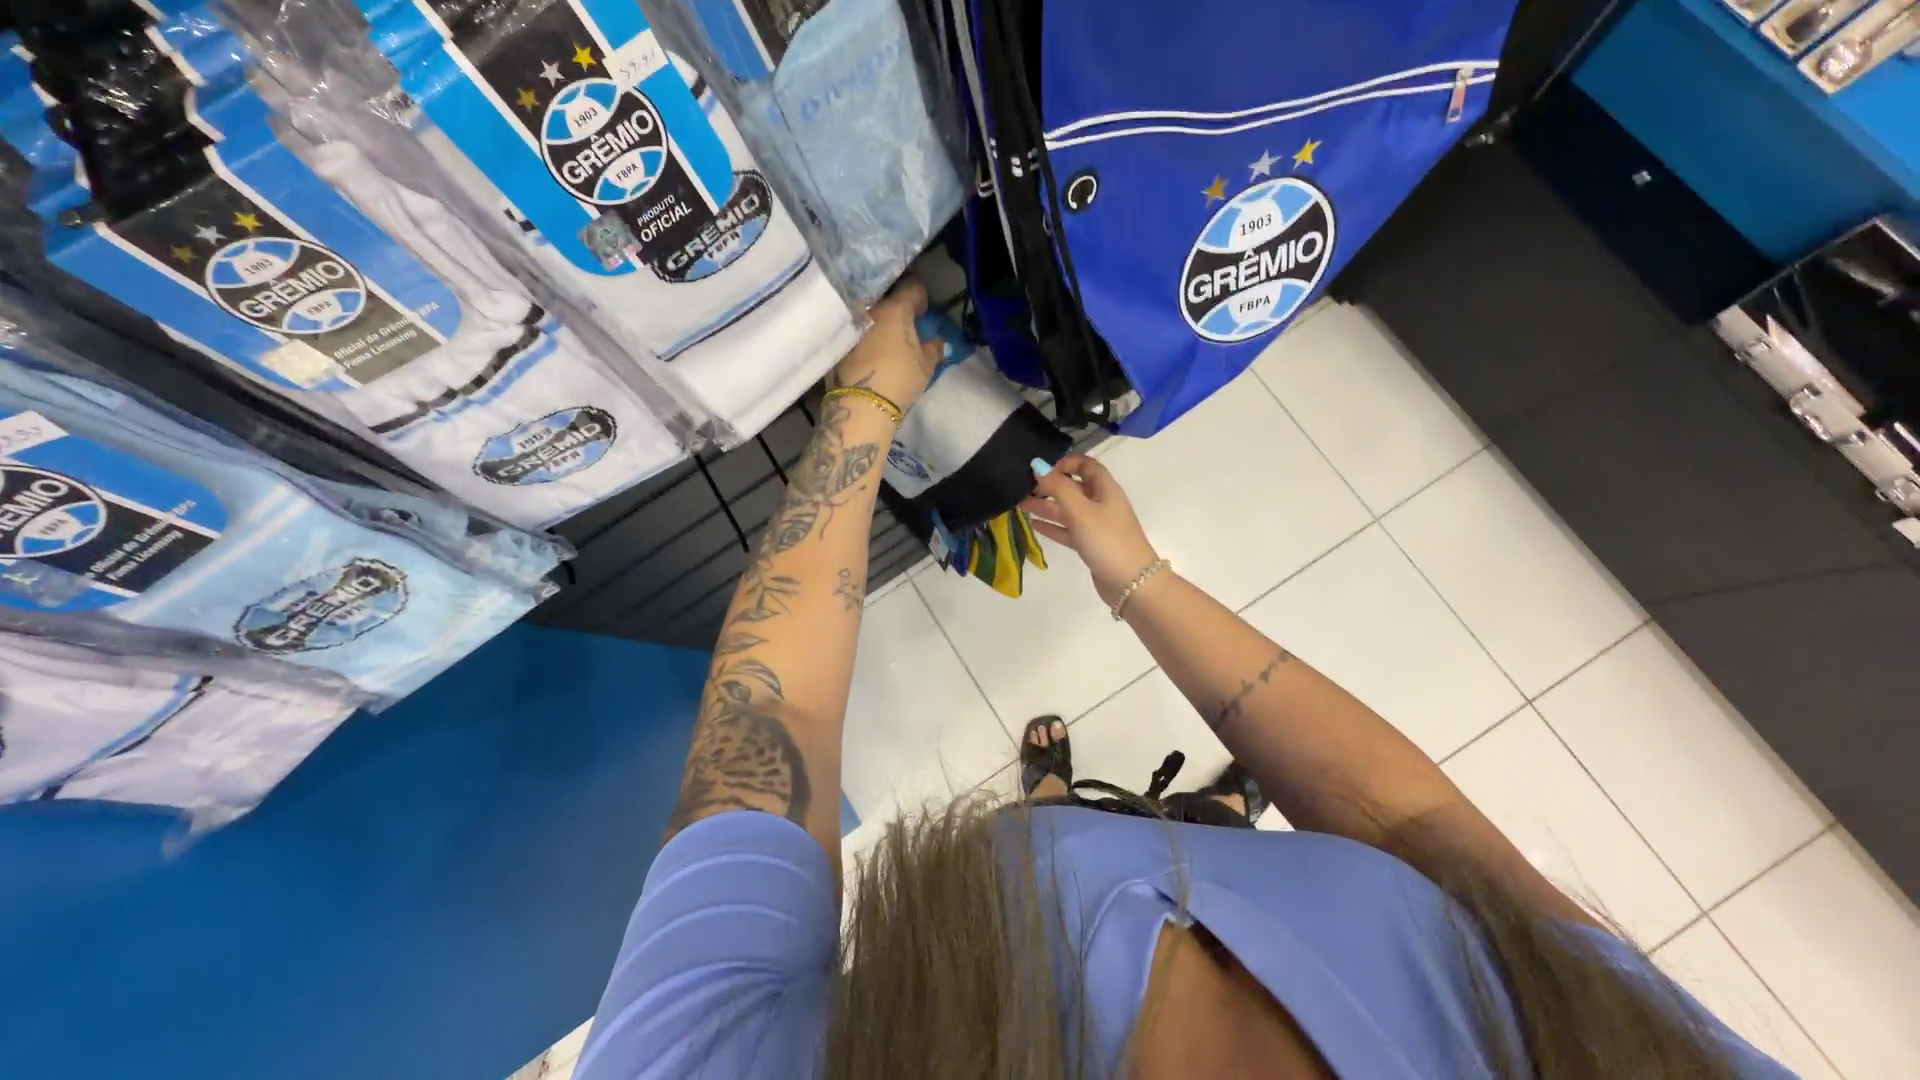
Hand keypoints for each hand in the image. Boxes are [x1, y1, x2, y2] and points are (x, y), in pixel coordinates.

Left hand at [831, 278, 943, 411]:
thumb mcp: (925, 366)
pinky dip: (865, 332)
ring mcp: (852, 323)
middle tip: (905, 324)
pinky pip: (856, 327)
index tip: (923, 313)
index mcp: (895, 308)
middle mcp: (871, 308)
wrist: (861, 406)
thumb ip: (934, 348)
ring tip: (887, 337)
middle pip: (887, 296)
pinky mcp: (839, 340)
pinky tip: (871, 348)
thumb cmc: (899, 380)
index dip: (921, 297)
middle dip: (897, 306)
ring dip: (879, 319)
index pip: (912, 287)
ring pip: (869, 311)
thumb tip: (938, 342)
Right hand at [1019, 454, 1161, 606]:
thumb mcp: (1080, 510)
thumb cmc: (1107, 540)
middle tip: (1024, 488)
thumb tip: (1038, 466)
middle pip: (1074, 487)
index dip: (1066, 463)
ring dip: (1047, 506)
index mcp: (1105, 489)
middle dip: (1050, 486)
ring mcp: (1097, 525)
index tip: (1043, 469)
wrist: (1131, 582)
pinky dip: (1053, 526)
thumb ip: (1058, 487)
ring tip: (1021, 505)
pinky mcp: (1091, 544)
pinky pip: (1069, 530)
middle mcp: (1102, 503)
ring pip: (1069, 510)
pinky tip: (1034, 524)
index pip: (1086, 465)